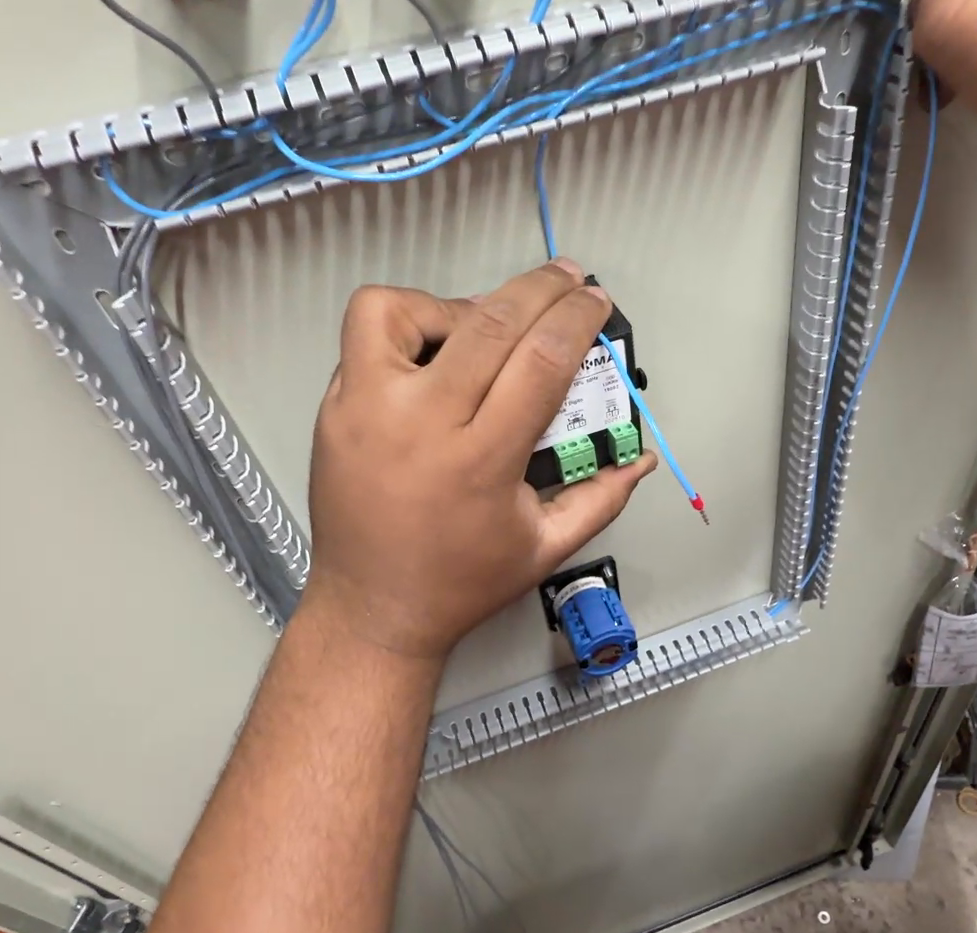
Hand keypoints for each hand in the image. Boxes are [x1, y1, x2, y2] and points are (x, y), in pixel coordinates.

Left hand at [300, 259, 657, 660]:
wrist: (374, 609)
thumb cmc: (458, 584)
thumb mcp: (545, 548)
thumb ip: (600, 498)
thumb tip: (641, 460)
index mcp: (482, 460)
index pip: (542, 360)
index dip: (577, 319)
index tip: (594, 303)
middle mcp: (422, 424)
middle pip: (492, 322)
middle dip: (541, 287)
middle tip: (567, 278)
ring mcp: (368, 410)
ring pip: (408, 309)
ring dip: (459, 303)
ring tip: (484, 325)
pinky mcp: (335, 409)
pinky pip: (364, 334)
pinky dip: (403, 323)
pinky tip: (431, 353)